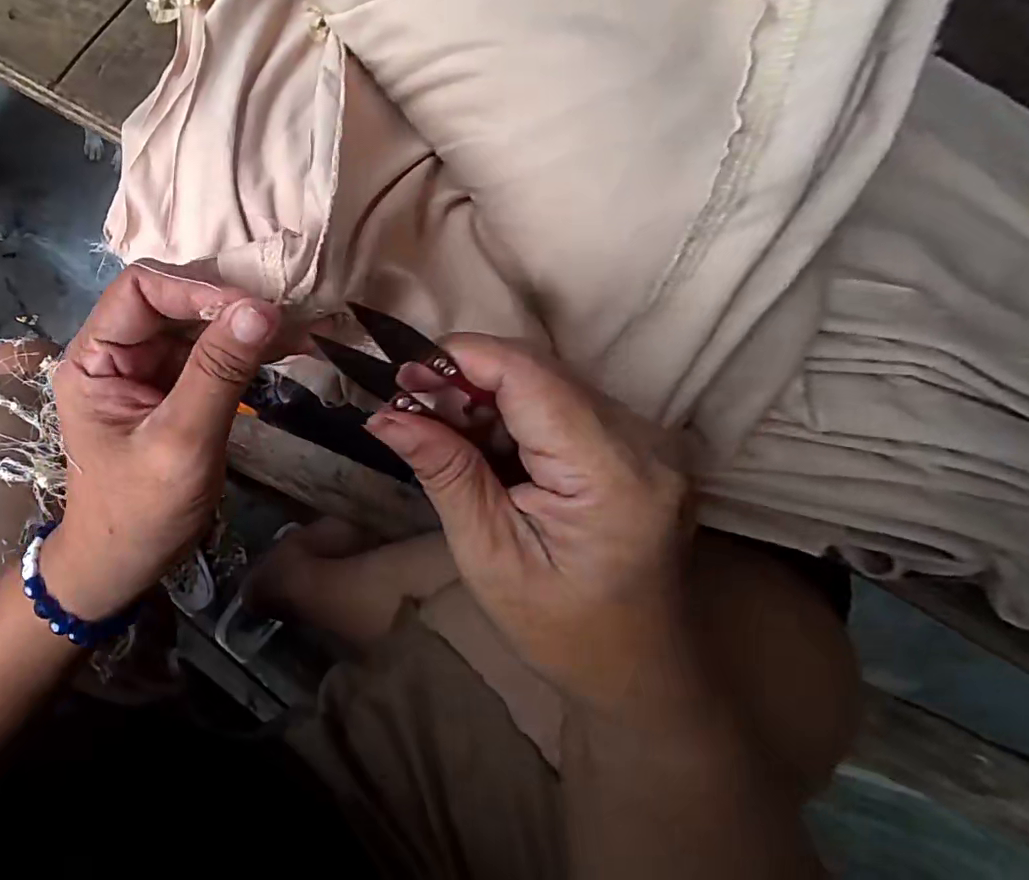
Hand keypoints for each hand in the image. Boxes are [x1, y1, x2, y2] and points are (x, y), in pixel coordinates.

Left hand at [46, 263, 284, 618]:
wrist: (123, 564)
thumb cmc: (138, 513)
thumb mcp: (180, 443)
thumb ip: (217, 373)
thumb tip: (259, 309)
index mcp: (94, 359)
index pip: (140, 291)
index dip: (195, 288)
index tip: (254, 307)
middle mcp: (114, 354)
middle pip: (169, 302)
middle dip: (226, 305)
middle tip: (285, 314)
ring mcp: (142, 371)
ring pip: (193, 326)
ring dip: (241, 326)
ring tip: (296, 329)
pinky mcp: (168, 389)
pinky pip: (206, 354)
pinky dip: (242, 350)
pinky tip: (282, 349)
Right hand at [366, 334, 692, 714]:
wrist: (638, 671)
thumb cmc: (559, 628)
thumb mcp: (487, 554)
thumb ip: (444, 472)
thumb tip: (383, 416)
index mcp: (611, 475)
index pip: (531, 376)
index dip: (462, 358)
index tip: (401, 375)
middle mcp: (643, 442)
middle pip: (538, 369)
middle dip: (462, 375)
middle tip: (406, 404)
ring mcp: (645, 440)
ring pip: (544, 379)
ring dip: (479, 391)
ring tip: (432, 425)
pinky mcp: (632, 444)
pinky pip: (557, 400)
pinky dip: (504, 408)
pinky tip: (474, 438)